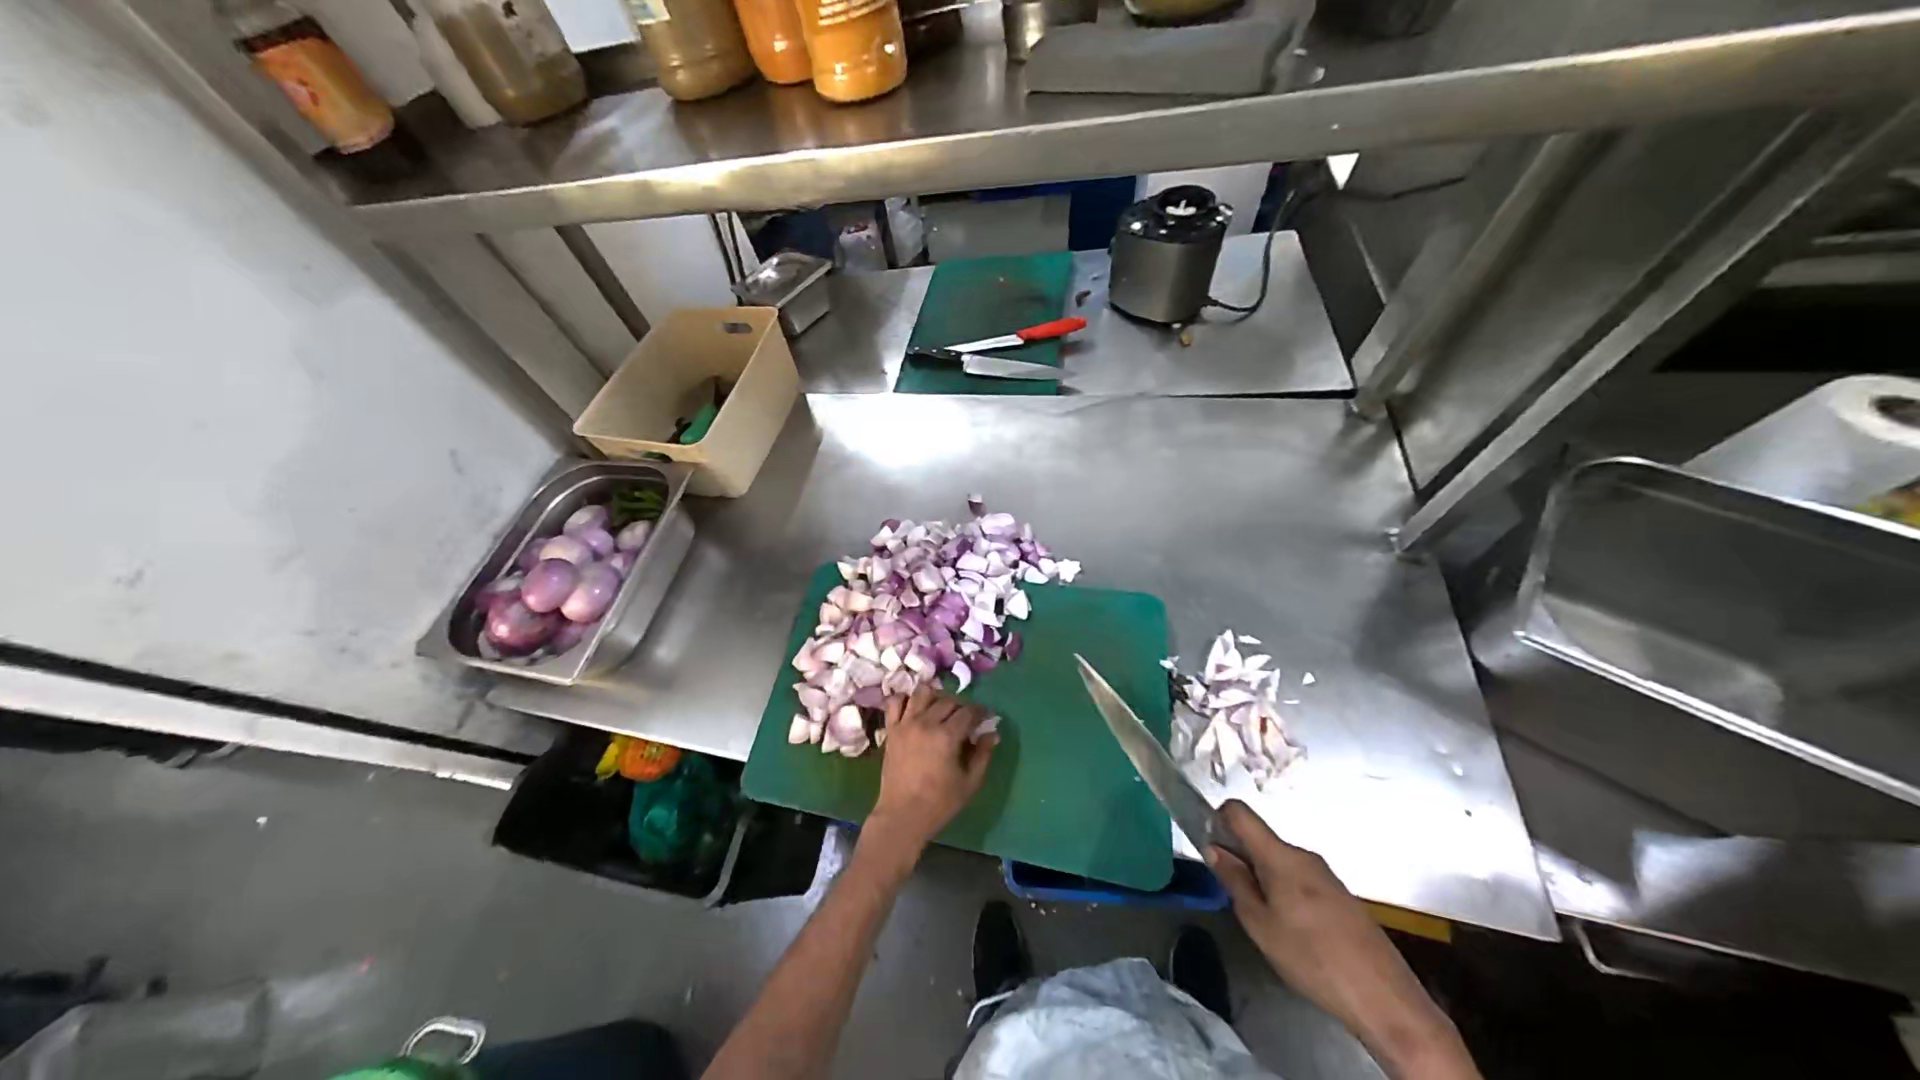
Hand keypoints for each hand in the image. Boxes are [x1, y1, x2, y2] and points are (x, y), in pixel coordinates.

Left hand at [865, 685, 997, 855]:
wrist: (903, 815)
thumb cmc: (940, 803)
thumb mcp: (970, 782)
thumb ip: (983, 754)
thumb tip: (992, 733)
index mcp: (947, 736)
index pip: (968, 711)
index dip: (981, 711)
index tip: (986, 716)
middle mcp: (925, 723)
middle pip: (948, 700)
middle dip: (962, 706)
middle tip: (967, 718)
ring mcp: (905, 724)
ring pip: (922, 693)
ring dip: (936, 697)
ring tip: (941, 710)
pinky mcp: (891, 730)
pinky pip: (895, 702)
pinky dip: (906, 700)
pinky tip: (915, 709)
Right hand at [1209, 801, 1480, 1079]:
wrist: (1384, 999)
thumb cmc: (1312, 959)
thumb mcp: (1259, 924)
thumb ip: (1235, 881)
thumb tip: (1214, 848)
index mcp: (1281, 855)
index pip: (1240, 812)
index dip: (1217, 820)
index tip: (1210, 847)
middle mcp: (1304, 855)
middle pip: (1260, 840)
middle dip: (1240, 859)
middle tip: (1234, 898)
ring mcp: (1325, 875)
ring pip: (1279, 862)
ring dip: (1262, 879)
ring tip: (1264, 921)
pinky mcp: (1340, 896)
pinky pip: (1299, 879)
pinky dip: (1284, 892)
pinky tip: (1292, 931)